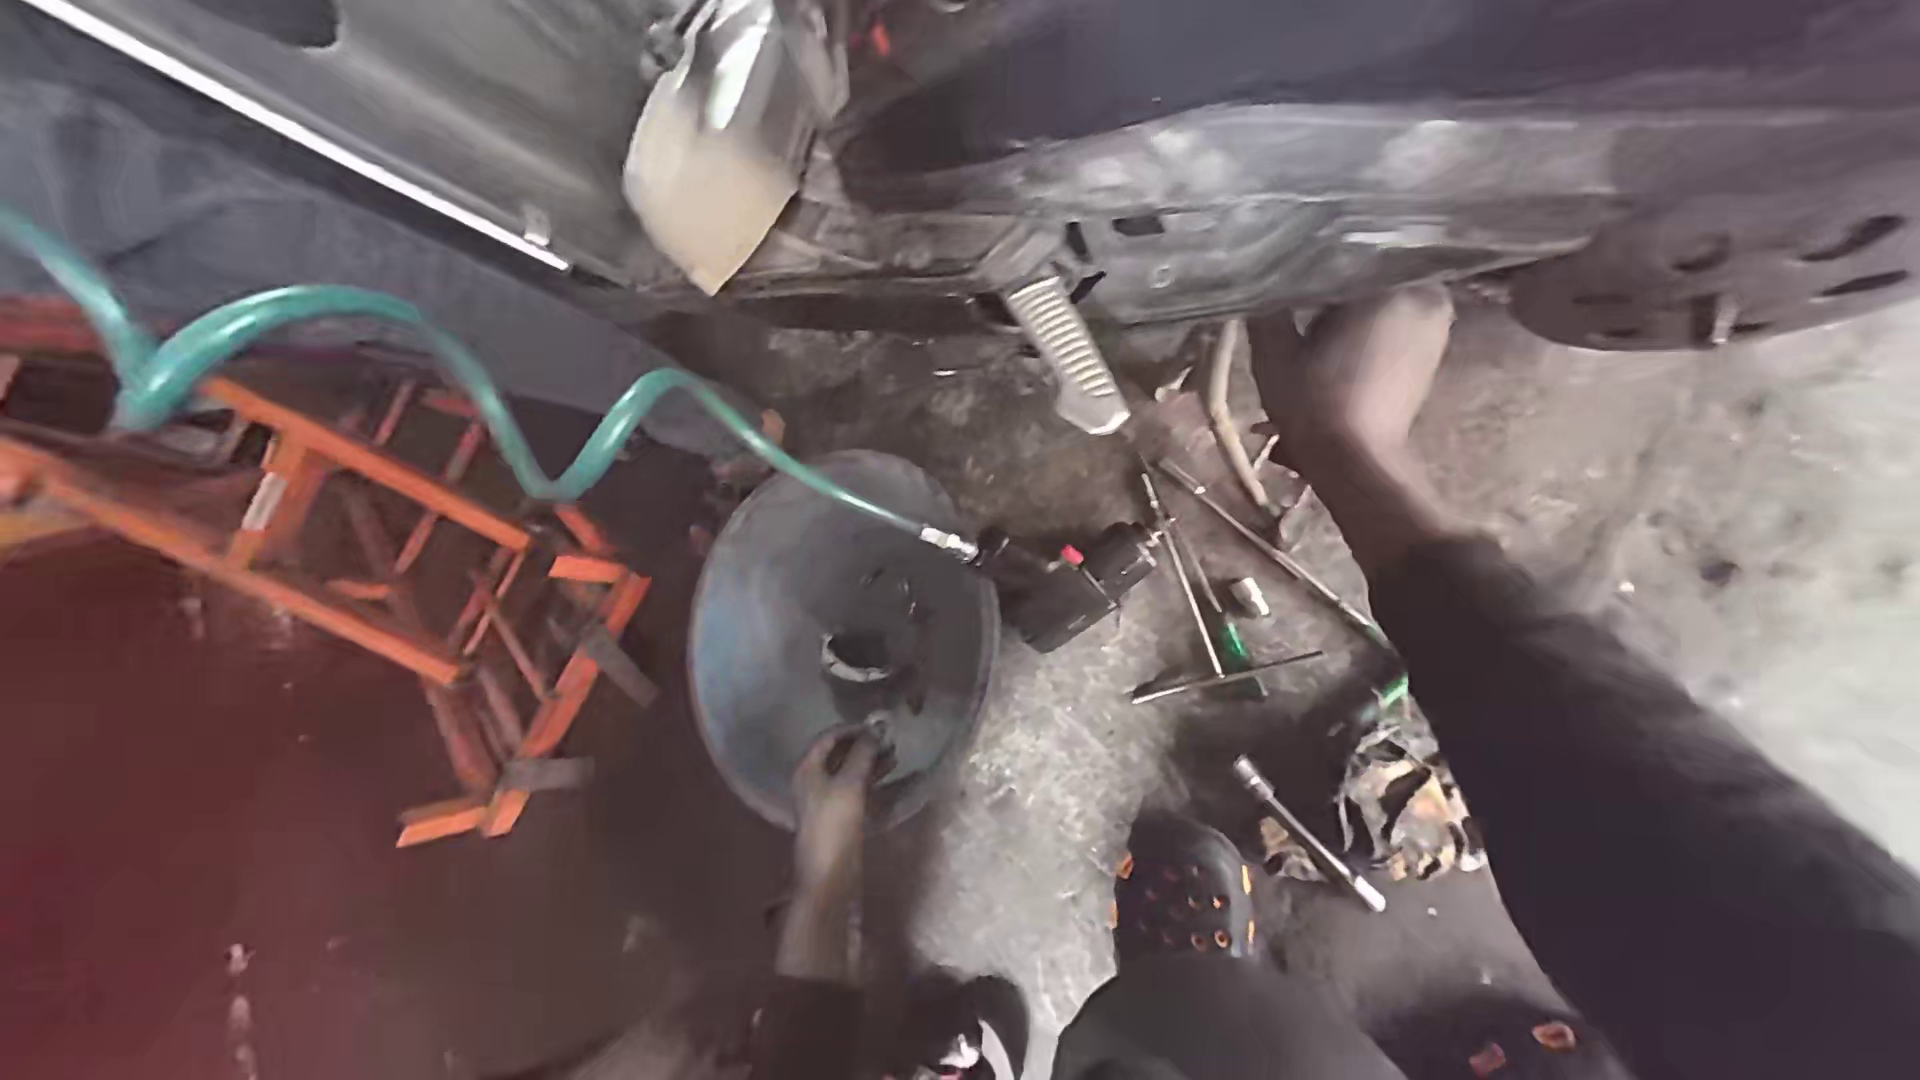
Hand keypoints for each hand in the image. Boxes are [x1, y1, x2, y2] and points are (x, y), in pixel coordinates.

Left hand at [791, 725, 886, 897]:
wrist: (829, 876)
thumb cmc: (835, 824)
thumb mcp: (850, 783)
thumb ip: (862, 754)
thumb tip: (876, 730)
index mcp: (808, 769)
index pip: (828, 737)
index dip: (852, 728)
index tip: (877, 725)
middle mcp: (814, 780)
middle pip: (839, 753)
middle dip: (863, 744)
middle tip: (889, 739)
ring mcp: (826, 798)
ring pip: (849, 770)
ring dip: (870, 760)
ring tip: (894, 753)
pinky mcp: (839, 814)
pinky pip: (855, 787)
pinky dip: (871, 778)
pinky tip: (889, 773)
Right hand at [1245, 286, 1463, 574]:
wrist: (1355, 460)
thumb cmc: (1312, 404)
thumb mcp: (1274, 354)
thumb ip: (1267, 309)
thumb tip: (1257, 279)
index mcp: (1390, 284)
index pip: (1345, 251)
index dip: (1309, 262)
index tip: (1282, 272)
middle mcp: (1427, 292)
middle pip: (1368, 271)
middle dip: (1331, 285)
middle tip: (1295, 301)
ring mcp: (1437, 321)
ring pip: (1382, 295)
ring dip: (1349, 306)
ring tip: (1313, 326)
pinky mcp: (1434, 348)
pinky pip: (1395, 319)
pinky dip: (1367, 325)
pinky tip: (1338, 345)